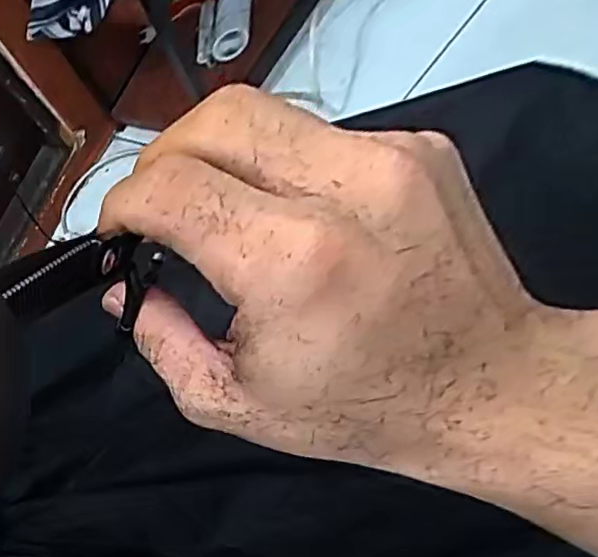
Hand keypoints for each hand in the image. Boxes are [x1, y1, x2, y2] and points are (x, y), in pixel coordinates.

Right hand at [97, 85, 573, 475]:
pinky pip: (304, 133)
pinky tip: (259, 215)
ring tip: (197, 213)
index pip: (171, 187)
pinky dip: (258, 167)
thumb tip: (125, 292)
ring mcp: (388, 157)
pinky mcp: (411, 148)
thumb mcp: (222, 400)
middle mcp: (344, 189)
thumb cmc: (351, 404)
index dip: (120, 207)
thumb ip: (159, 339)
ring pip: (259, 112)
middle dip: (156, 163)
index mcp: (288, 262)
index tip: (114, 236)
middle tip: (147, 214)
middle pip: (215, 120)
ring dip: (205, 159)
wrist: (483, 381)